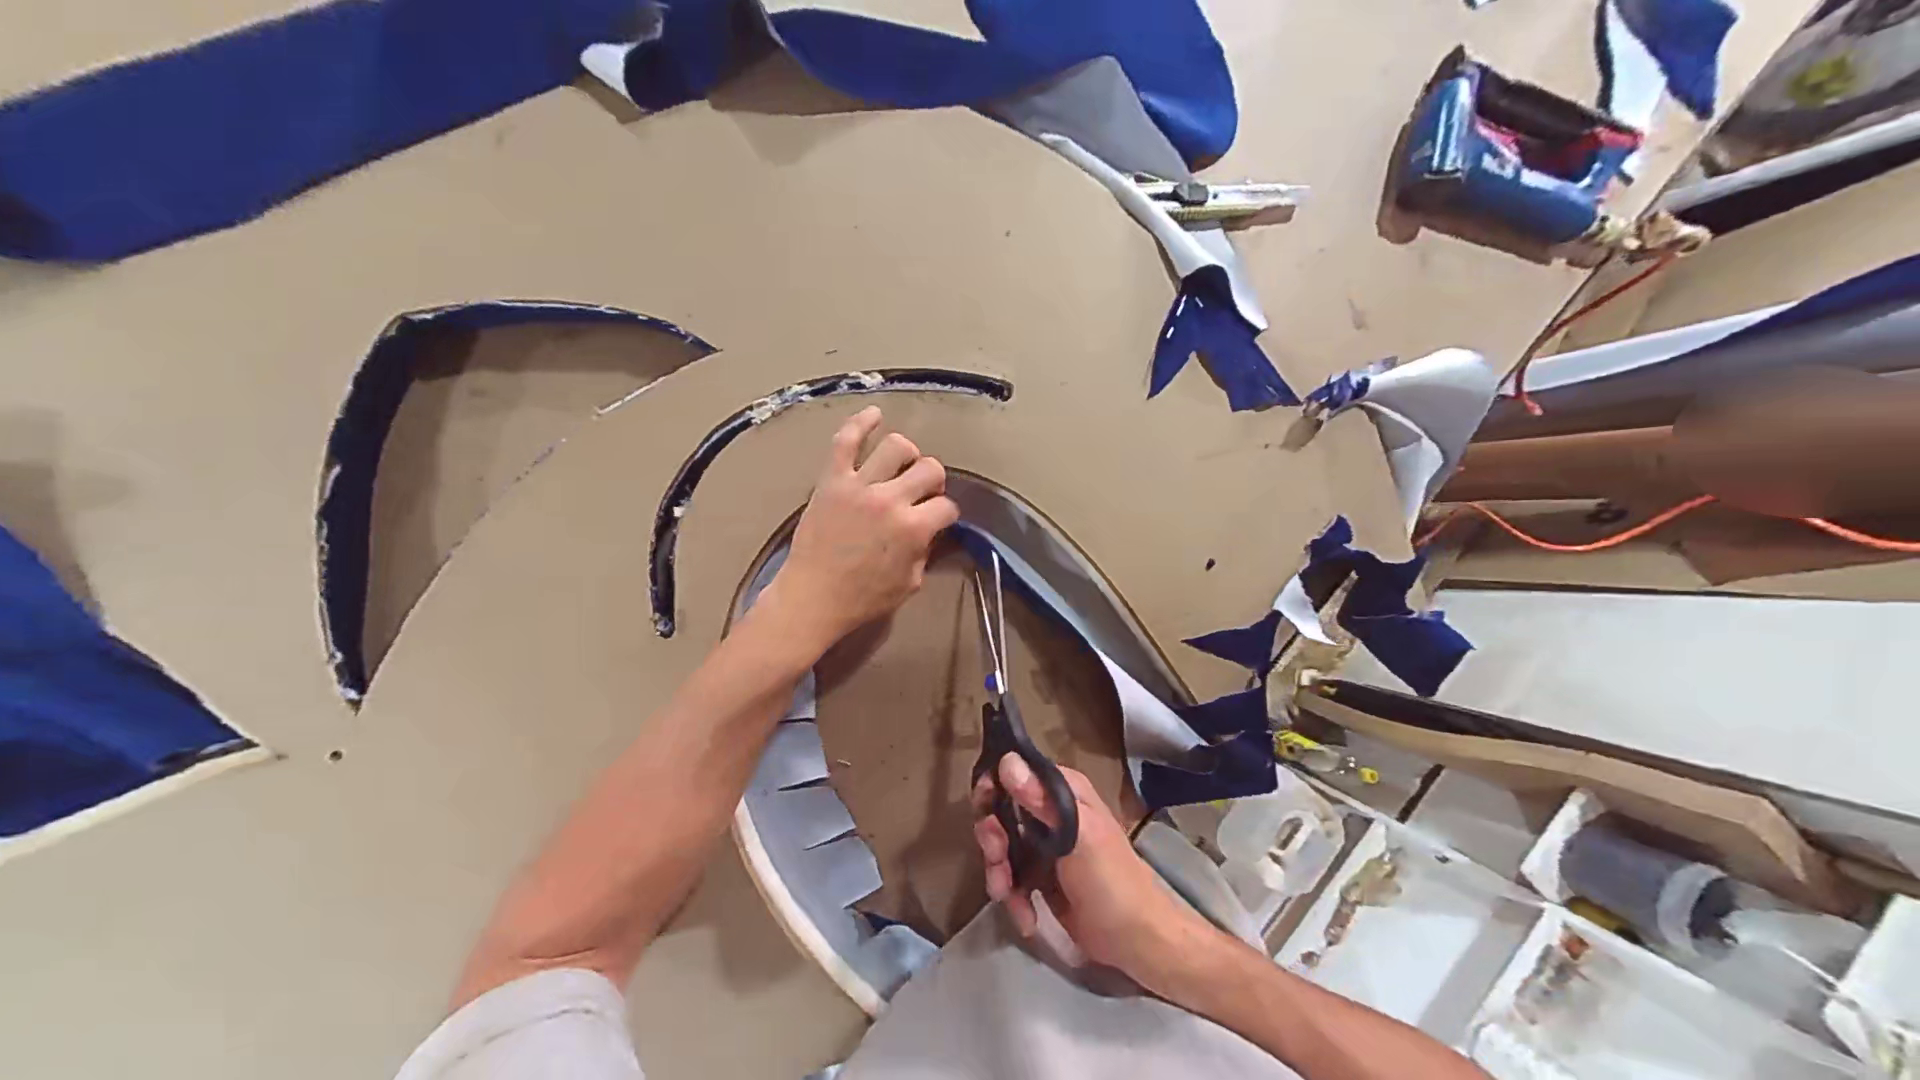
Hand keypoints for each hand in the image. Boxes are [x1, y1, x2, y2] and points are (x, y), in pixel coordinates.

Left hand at [759, 406, 958, 658]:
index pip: (946, 506)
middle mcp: (890, 500)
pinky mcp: (831, 480)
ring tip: (901, 466)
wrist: (812, 598)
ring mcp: (859, 486)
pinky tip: (874, 414)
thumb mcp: (910, 583)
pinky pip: (846, 440)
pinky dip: (861, 422)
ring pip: (896, 446)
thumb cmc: (862, 598)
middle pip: (929, 469)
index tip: (938, 519)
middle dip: (932, 480)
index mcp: (913, 529)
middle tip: (922, 492)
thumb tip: (928, 530)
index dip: (945, 514)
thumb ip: (924, 551)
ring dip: (907, 454)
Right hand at [973, 753, 1214, 986]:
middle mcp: (1051, 812)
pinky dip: (1014, 898)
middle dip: (993, 837)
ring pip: (1002, 846)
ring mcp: (1045, 846)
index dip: (993, 786)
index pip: (1016, 772)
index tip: (984, 808)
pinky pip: (1012, 877)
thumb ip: (1042, 800)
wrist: (1136, 941)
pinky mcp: (1042, 878)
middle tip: (997, 858)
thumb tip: (1007, 760)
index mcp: (1063, 791)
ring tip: (1008, 895)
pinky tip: (1027, 917)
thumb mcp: (1078, 834)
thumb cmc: (1111, 879)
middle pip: (1002, 810)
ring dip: (999, 871)